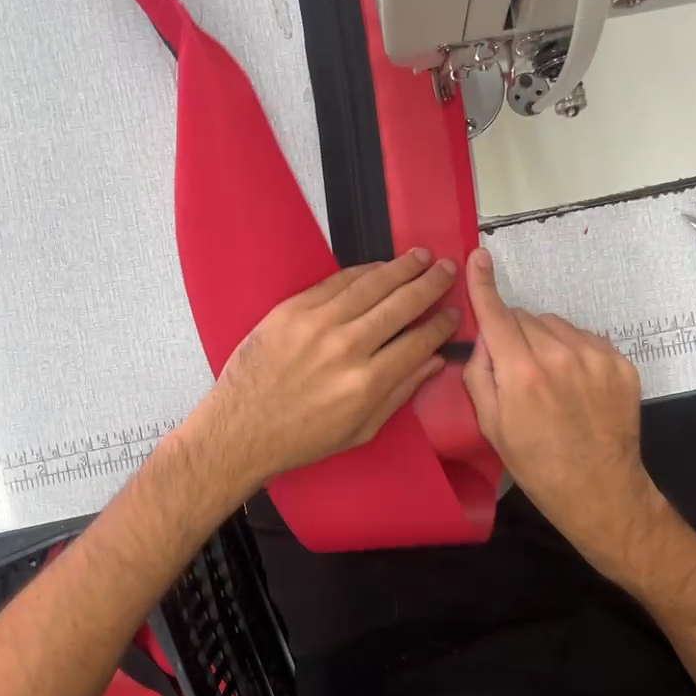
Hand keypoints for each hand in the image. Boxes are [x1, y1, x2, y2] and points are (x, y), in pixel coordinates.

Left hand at [182, 249, 460, 489]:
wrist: (240, 430)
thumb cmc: (302, 438)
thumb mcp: (361, 430)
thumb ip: (400, 393)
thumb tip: (435, 362)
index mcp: (367, 383)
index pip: (418, 342)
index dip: (441, 324)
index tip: (454, 312)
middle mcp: (346, 348)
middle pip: (400, 305)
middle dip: (429, 284)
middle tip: (447, 269)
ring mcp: (316, 324)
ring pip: (370, 285)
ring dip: (400, 268)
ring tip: (420, 257)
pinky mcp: (291, 310)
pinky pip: (335, 282)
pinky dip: (361, 272)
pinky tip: (378, 267)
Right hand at [461, 248, 657, 555]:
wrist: (600, 490)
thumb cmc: (535, 463)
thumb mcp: (490, 425)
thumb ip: (479, 373)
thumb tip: (484, 337)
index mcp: (521, 372)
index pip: (496, 314)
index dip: (484, 285)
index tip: (479, 257)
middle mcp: (559, 355)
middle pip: (524, 318)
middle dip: (514, 334)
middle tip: (517, 371)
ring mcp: (595, 357)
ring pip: (555, 325)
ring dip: (545, 341)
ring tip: (550, 381)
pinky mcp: (621, 363)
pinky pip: (585, 339)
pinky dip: (573, 352)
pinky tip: (575, 385)